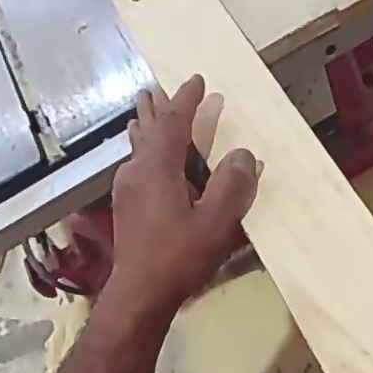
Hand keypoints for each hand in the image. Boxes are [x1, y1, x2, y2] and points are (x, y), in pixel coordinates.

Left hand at [103, 77, 259, 318]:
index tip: (197, 81)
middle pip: (147, 130)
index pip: (173, 124)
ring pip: (138, 147)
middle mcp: (137, 172)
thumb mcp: (217, 221)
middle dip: (158, 108)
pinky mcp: (128, 206)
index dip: (186, 101)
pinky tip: (146, 159)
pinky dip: (145, 149)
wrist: (141, 292)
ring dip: (146, 127)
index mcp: (158, 169)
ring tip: (146, 112)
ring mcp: (128, 189)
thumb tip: (244, 154)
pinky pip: (137, 164)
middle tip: (160, 88)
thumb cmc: (181, 255)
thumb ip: (233, 185)